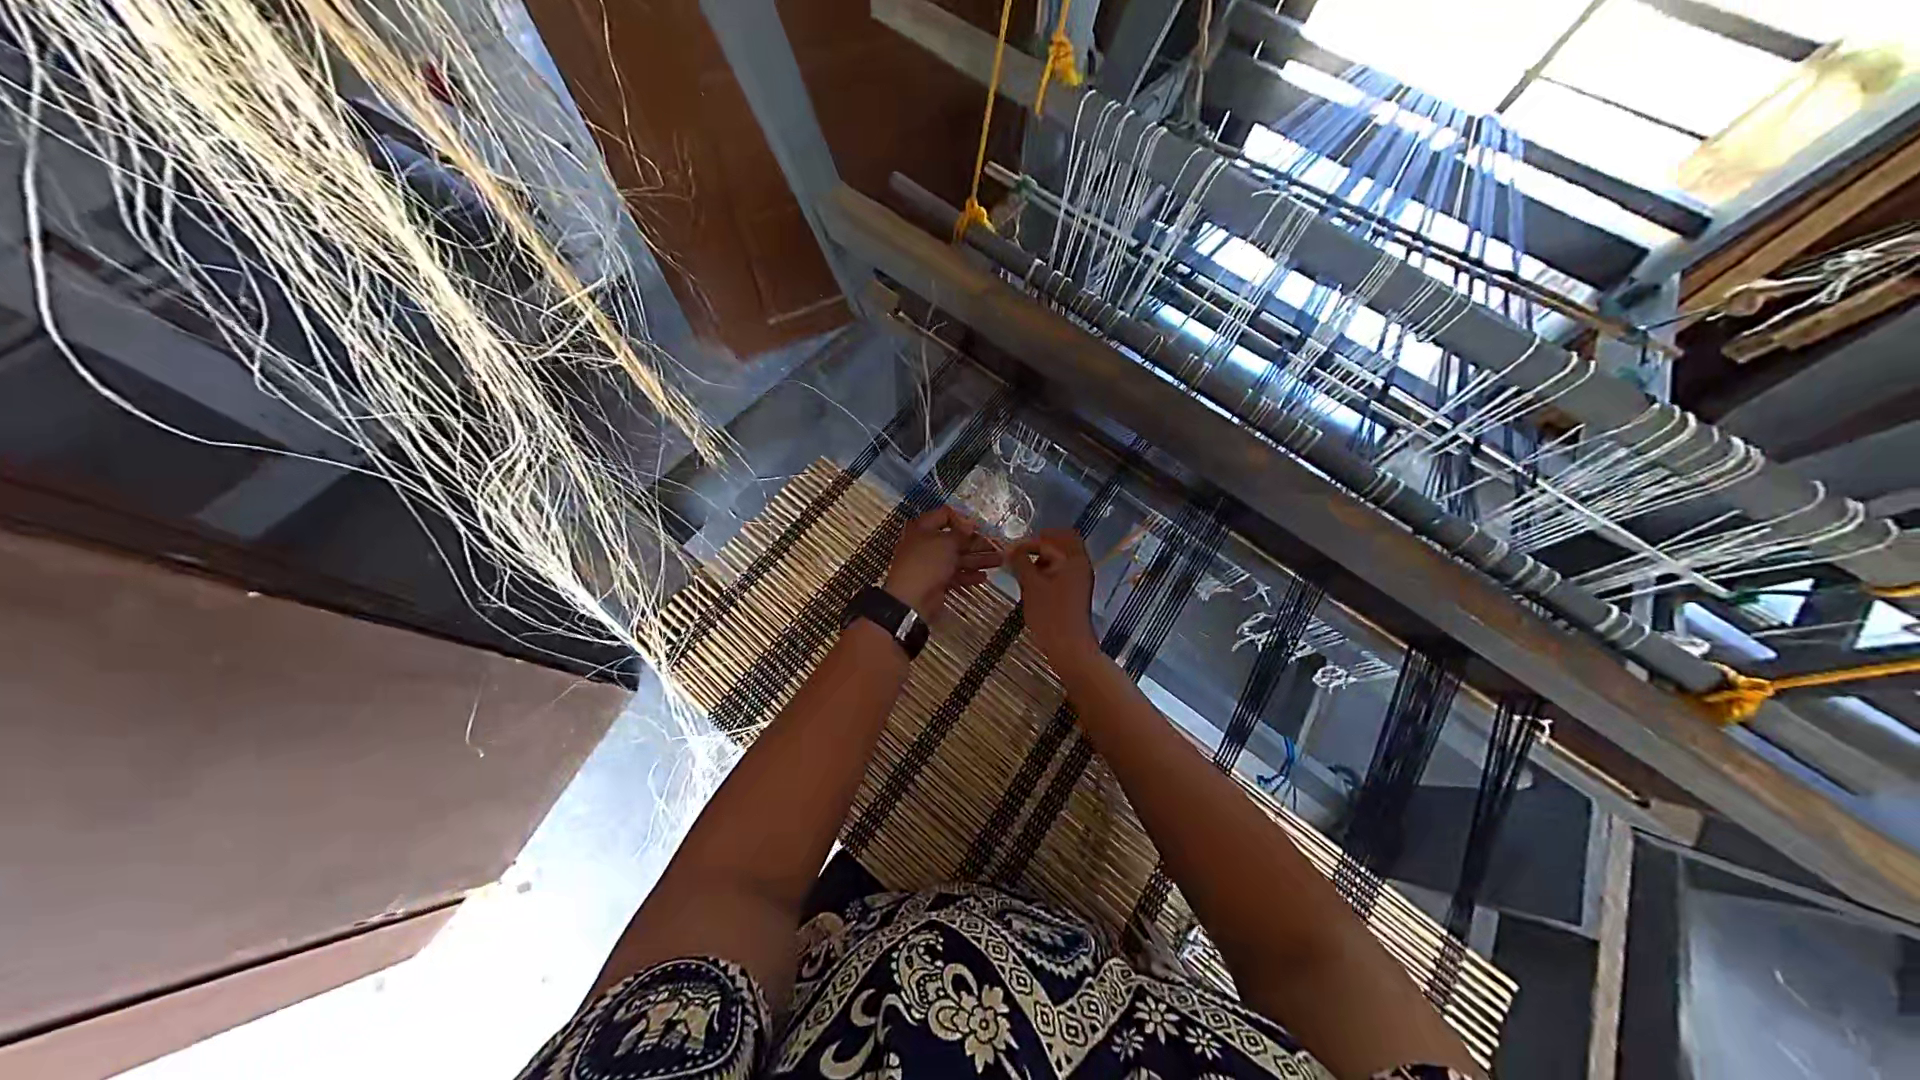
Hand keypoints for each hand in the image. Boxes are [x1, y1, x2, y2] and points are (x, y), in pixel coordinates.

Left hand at [883, 506, 1002, 616]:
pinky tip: (983, 577)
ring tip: (999, 561)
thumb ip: (961, 533)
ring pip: (958, 558)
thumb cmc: (927, 563)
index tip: (979, 527)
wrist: (911, 599)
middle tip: (997, 545)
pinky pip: (955, 575)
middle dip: (977, 542)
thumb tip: (970, 524)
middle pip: (955, 539)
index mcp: (923, 528)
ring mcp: (931, 564)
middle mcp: (927, 544)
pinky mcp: (936, 582)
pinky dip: (969, 576)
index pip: (944, 516)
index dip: (962, 519)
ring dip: (979, 559)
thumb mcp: (946, 543)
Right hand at [1007, 528, 1098, 663]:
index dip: (1030, 541)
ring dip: (1045, 557)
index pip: (1051, 538)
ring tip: (1024, 568)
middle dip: (1042, 544)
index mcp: (1073, 558)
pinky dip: (1049, 569)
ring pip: (1063, 557)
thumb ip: (1020, 562)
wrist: (1069, 647)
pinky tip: (1034, 582)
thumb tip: (1009, 549)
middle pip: (1064, 542)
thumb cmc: (1050, 614)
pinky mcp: (1076, 591)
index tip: (1012, 551)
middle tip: (1022, 553)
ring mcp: (1080, 578)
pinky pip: (1063, 570)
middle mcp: (1081, 564)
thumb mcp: (1031, 584)